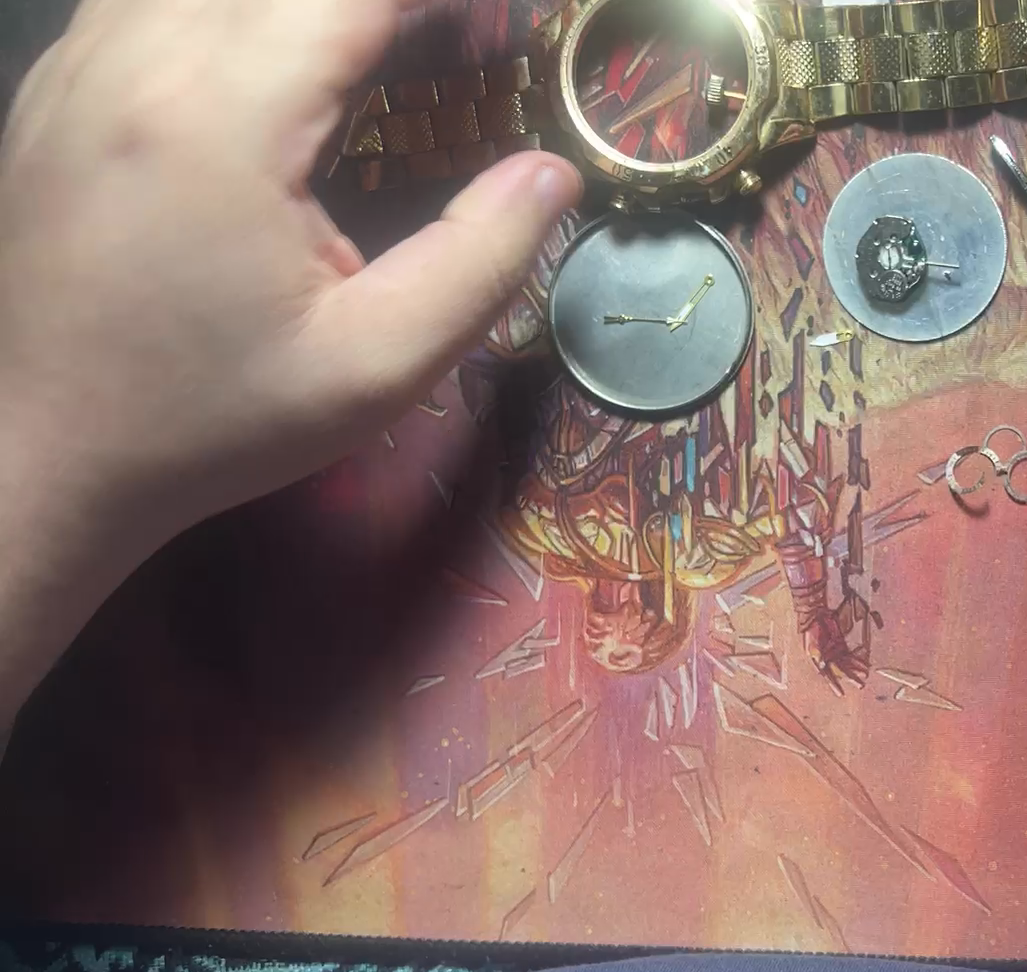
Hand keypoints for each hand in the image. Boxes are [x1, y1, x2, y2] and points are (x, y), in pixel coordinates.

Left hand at [0, 0, 581, 723]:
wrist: (48, 450)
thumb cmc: (233, 413)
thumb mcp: (390, 357)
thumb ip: (484, 257)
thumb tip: (555, 172)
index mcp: (215, 120)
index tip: (514, 24)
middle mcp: (130, 61)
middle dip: (395, 0)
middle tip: (480, 40)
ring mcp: (82, 68)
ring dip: (325, 6)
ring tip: (415, 43)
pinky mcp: (69, 93)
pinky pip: (169, 6)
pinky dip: (261, 17)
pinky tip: (314, 64)